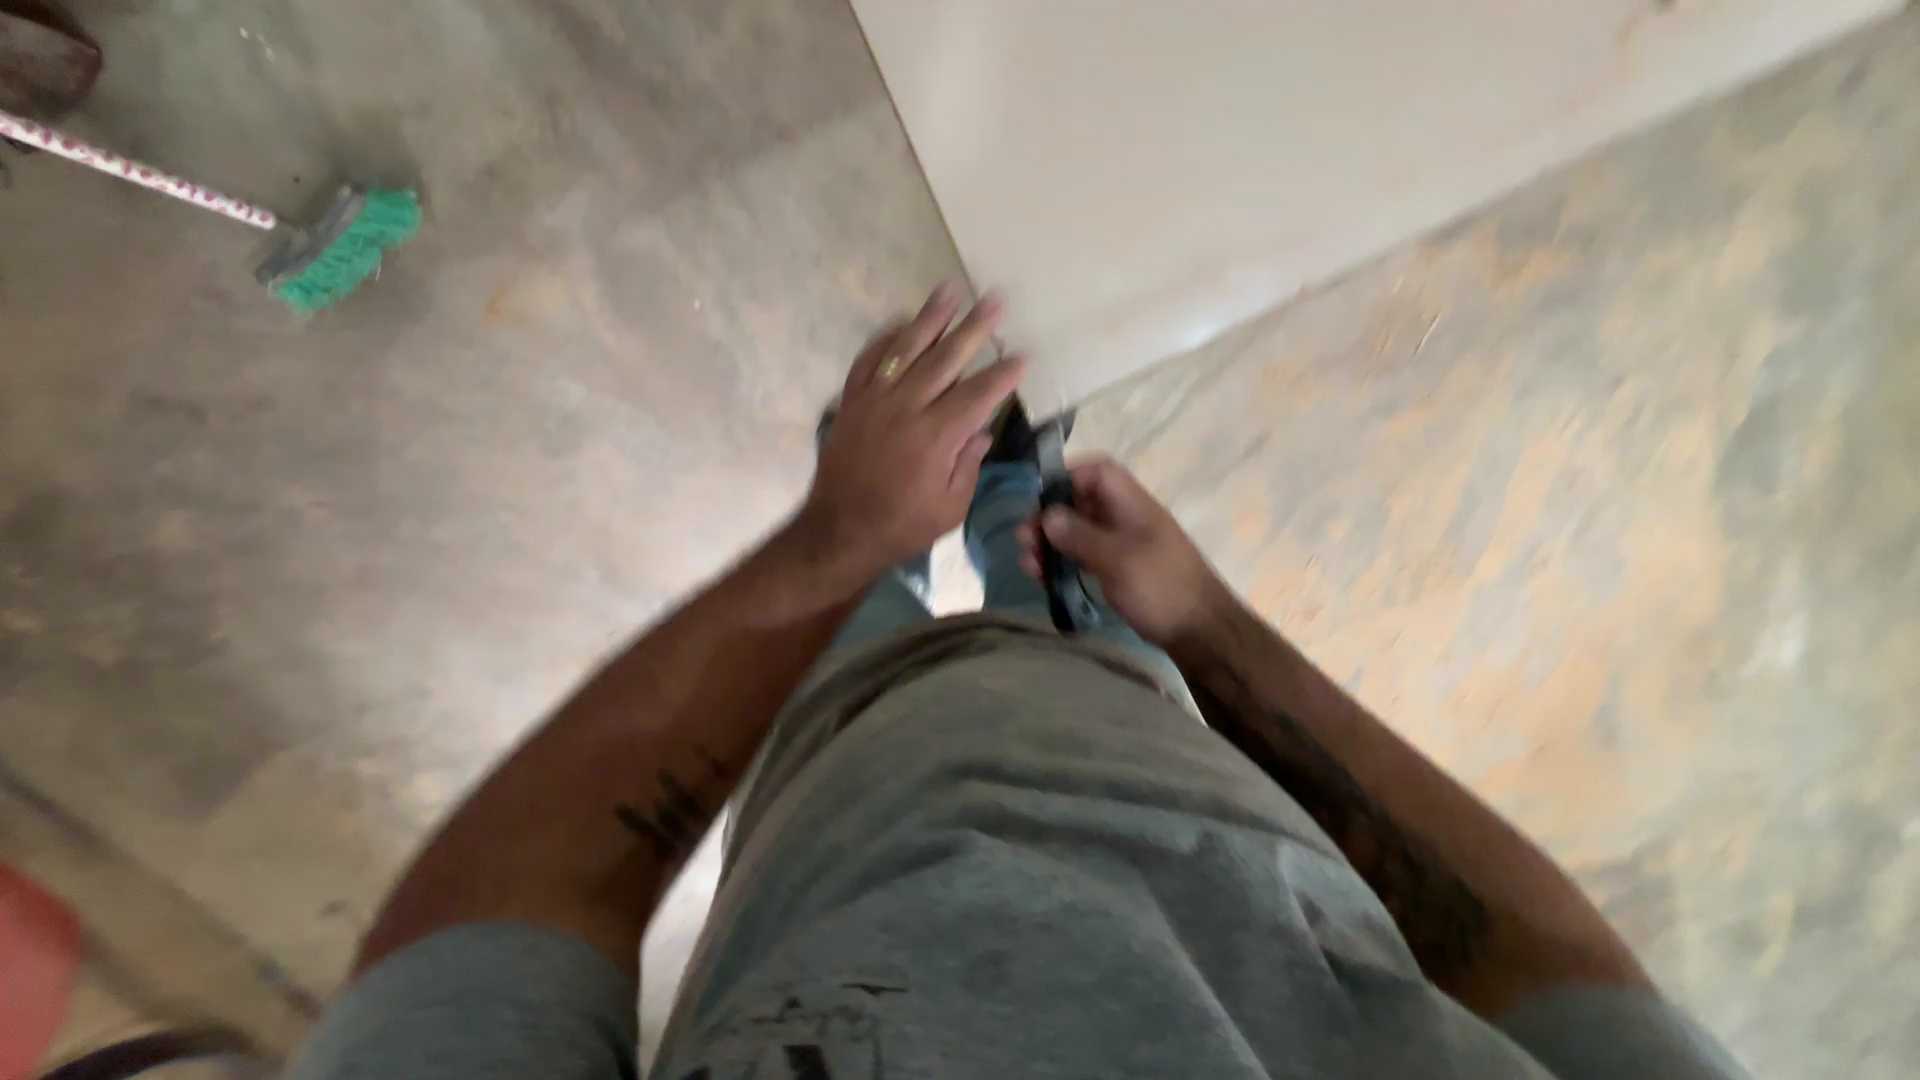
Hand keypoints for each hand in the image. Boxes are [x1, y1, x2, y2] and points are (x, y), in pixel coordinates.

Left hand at [797, 283, 1026, 583]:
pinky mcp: (852, 403)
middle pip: (945, 359)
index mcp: (936, 437)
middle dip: (973, 329)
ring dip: (930, 318)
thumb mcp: (950, 507)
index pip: (978, 395)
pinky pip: (869, 361)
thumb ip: (968, 465)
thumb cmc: (902, 526)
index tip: (1022, 356)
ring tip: (949, 290)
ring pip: (906, 349)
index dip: (1002, 375)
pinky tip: (901, 323)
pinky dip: (885, 339)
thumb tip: (980, 431)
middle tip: (994, 300)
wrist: (840, 531)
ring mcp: (875, 402)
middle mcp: (906, 409)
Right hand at [1015, 458, 1239, 649]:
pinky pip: (1082, 558)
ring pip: (1077, 533)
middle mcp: (1125, 520)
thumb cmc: (1162, 587)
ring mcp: (1121, 547)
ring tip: (1029, 564)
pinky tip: (1043, 578)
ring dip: (1049, 544)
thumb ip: (1080, 535)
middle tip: (1024, 540)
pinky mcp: (1117, 572)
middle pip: (1080, 503)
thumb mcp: (1118, 558)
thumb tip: (1047, 515)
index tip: (1039, 501)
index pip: (1097, 472)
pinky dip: (1062, 563)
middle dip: (1048, 518)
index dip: (1067, 477)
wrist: (1201, 632)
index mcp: (1132, 504)